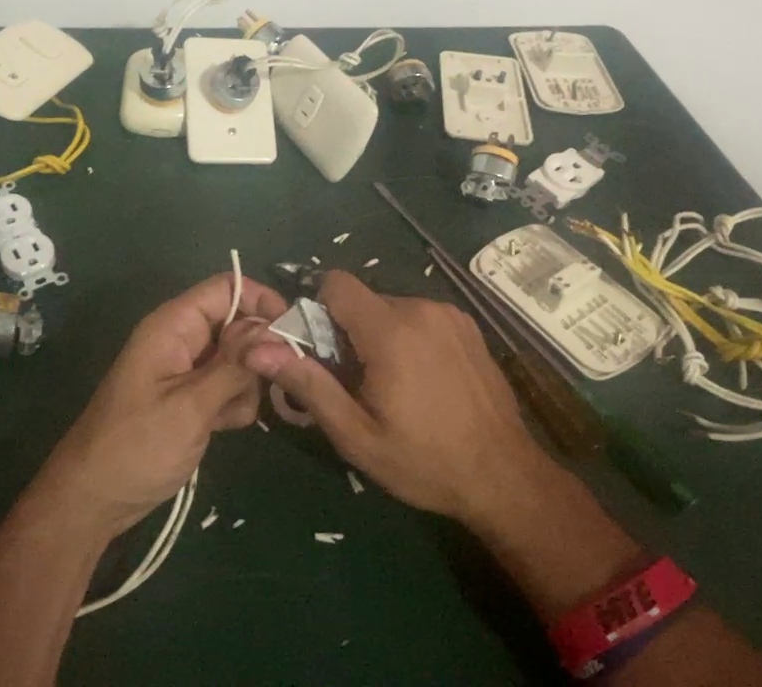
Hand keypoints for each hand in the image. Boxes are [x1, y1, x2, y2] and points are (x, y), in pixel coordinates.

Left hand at [29, 273, 288, 534]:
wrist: (95, 500)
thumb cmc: (136, 447)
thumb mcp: (191, 406)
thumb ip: (234, 365)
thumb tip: (274, 328)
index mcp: (173, 327)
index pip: (226, 289)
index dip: (261, 301)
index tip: (293, 333)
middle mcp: (181, 340)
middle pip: (238, 324)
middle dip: (257, 354)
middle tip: (267, 386)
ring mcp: (186, 371)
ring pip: (239, 359)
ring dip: (245, 386)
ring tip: (227, 416)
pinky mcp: (192, 399)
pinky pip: (229, 387)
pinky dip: (234, 405)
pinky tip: (222, 429)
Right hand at [241, 270, 558, 528]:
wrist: (505, 477)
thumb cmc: (424, 462)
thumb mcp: (356, 435)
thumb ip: (307, 385)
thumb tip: (257, 350)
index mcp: (391, 330)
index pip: (336, 283)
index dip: (317, 309)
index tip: (320, 351)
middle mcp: (421, 309)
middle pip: (363, 300)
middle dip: (348, 332)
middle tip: (354, 383)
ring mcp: (450, 315)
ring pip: (391, 309)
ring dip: (379, 336)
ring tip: (391, 387)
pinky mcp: (469, 327)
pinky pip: (420, 318)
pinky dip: (408, 339)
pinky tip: (420, 382)